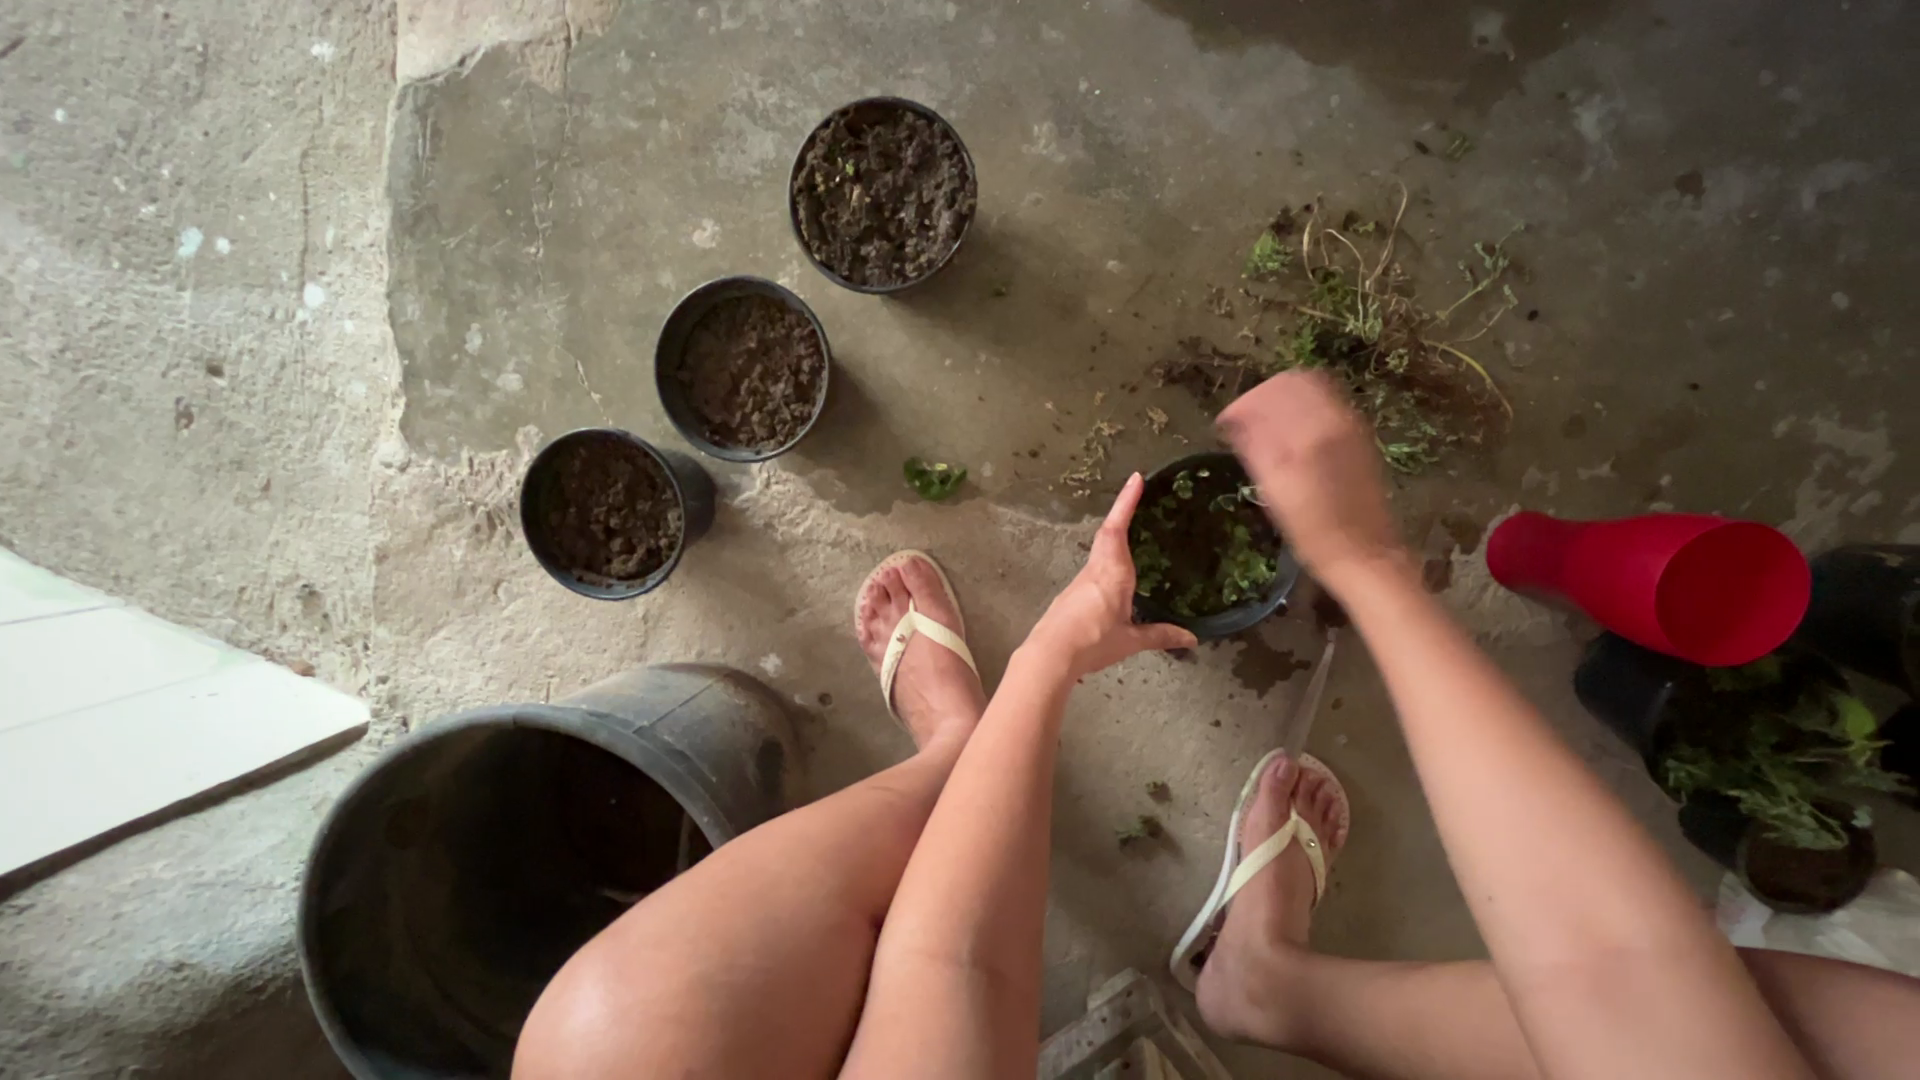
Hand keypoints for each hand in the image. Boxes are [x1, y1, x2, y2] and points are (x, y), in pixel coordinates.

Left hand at [1031, 473, 1198, 677]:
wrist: (1049, 656)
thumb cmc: (1092, 643)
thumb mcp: (1130, 641)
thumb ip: (1160, 635)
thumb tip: (1191, 639)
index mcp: (1111, 573)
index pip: (1117, 528)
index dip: (1126, 502)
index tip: (1136, 479)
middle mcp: (1094, 570)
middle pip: (1108, 533)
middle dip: (1122, 511)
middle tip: (1136, 494)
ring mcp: (1079, 582)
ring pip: (1099, 551)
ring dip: (1114, 535)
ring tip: (1131, 527)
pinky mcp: (1071, 595)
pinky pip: (1093, 569)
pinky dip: (1106, 560)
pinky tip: (1114, 573)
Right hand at [1217, 371, 1405, 583]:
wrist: (1364, 553)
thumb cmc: (1312, 530)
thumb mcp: (1275, 489)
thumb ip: (1256, 445)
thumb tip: (1234, 418)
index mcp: (1313, 429)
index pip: (1273, 391)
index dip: (1243, 405)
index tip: (1224, 425)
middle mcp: (1336, 418)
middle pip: (1294, 384)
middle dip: (1262, 399)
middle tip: (1241, 425)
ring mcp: (1352, 427)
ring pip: (1312, 393)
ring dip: (1282, 404)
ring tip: (1262, 430)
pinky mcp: (1359, 440)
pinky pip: (1326, 408)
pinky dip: (1302, 414)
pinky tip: (1289, 440)